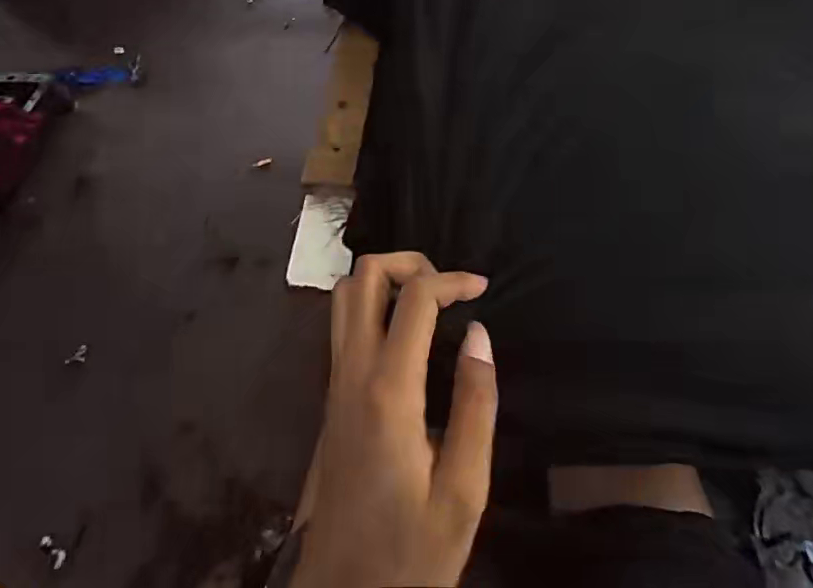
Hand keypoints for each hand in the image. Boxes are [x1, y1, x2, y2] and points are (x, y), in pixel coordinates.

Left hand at [292, 253, 496, 587]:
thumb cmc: (410, 550)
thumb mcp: (464, 491)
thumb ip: (475, 405)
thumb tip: (479, 334)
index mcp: (388, 390)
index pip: (413, 298)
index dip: (451, 279)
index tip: (482, 287)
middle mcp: (352, 371)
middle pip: (363, 277)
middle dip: (408, 262)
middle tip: (449, 286)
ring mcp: (334, 381)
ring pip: (343, 296)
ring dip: (383, 279)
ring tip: (428, 299)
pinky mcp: (330, 394)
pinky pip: (342, 325)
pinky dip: (371, 303)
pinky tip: (404, 330)